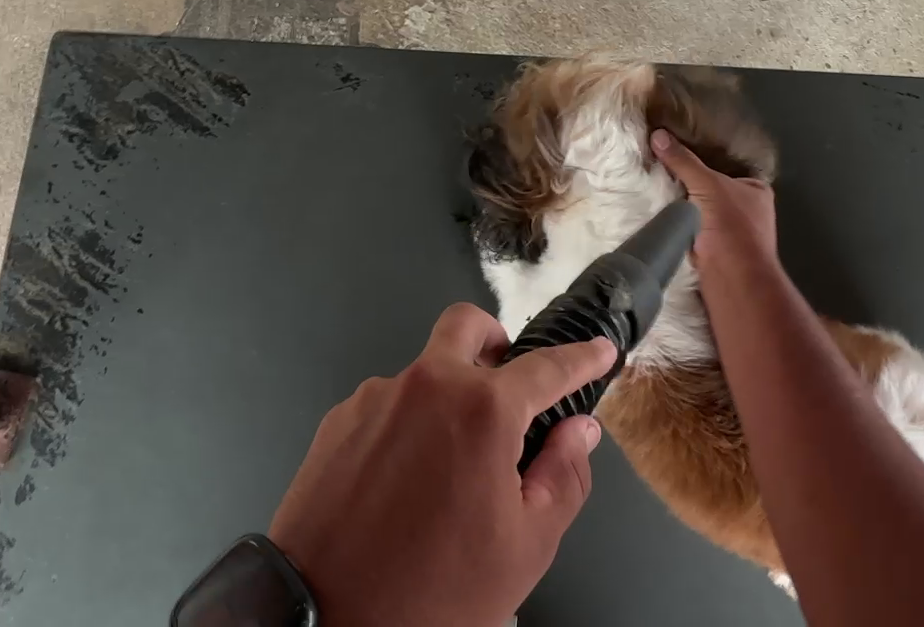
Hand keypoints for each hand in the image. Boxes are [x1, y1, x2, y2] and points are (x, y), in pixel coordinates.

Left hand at [268, 303, 615, 626]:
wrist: (322, 616)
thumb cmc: (437, 588)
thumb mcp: (525, 546)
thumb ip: (564, 475)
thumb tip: (578, 429)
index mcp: (481, 410)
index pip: (546, 368)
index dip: (581, 358)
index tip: (601, 351)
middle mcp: (426, 384)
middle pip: (466, 326)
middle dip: (495, 341)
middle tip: (507, 387)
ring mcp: (376, 396)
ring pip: (424, 373)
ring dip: (446, 400)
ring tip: (447, 473)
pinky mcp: (339, 418)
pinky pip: (388, 405)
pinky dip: (409, 426)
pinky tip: (404, 483)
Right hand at [653, 128, 779, 274]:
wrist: (731, 278)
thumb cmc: (730, 226)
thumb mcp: (707, 184)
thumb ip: (683, 160)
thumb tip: (658, 134)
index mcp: (755, 189)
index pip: (725, 165)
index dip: (701, 156)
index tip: (675, 148)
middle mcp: (746, 208)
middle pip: (709, 186)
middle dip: (687, 180)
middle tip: (658, 162)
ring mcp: (729, 230)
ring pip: (698, 207)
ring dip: (680, 201)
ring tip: (651, 180)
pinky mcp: (712, 248)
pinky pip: (689, 225)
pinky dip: (676, 219)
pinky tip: (656, 207)